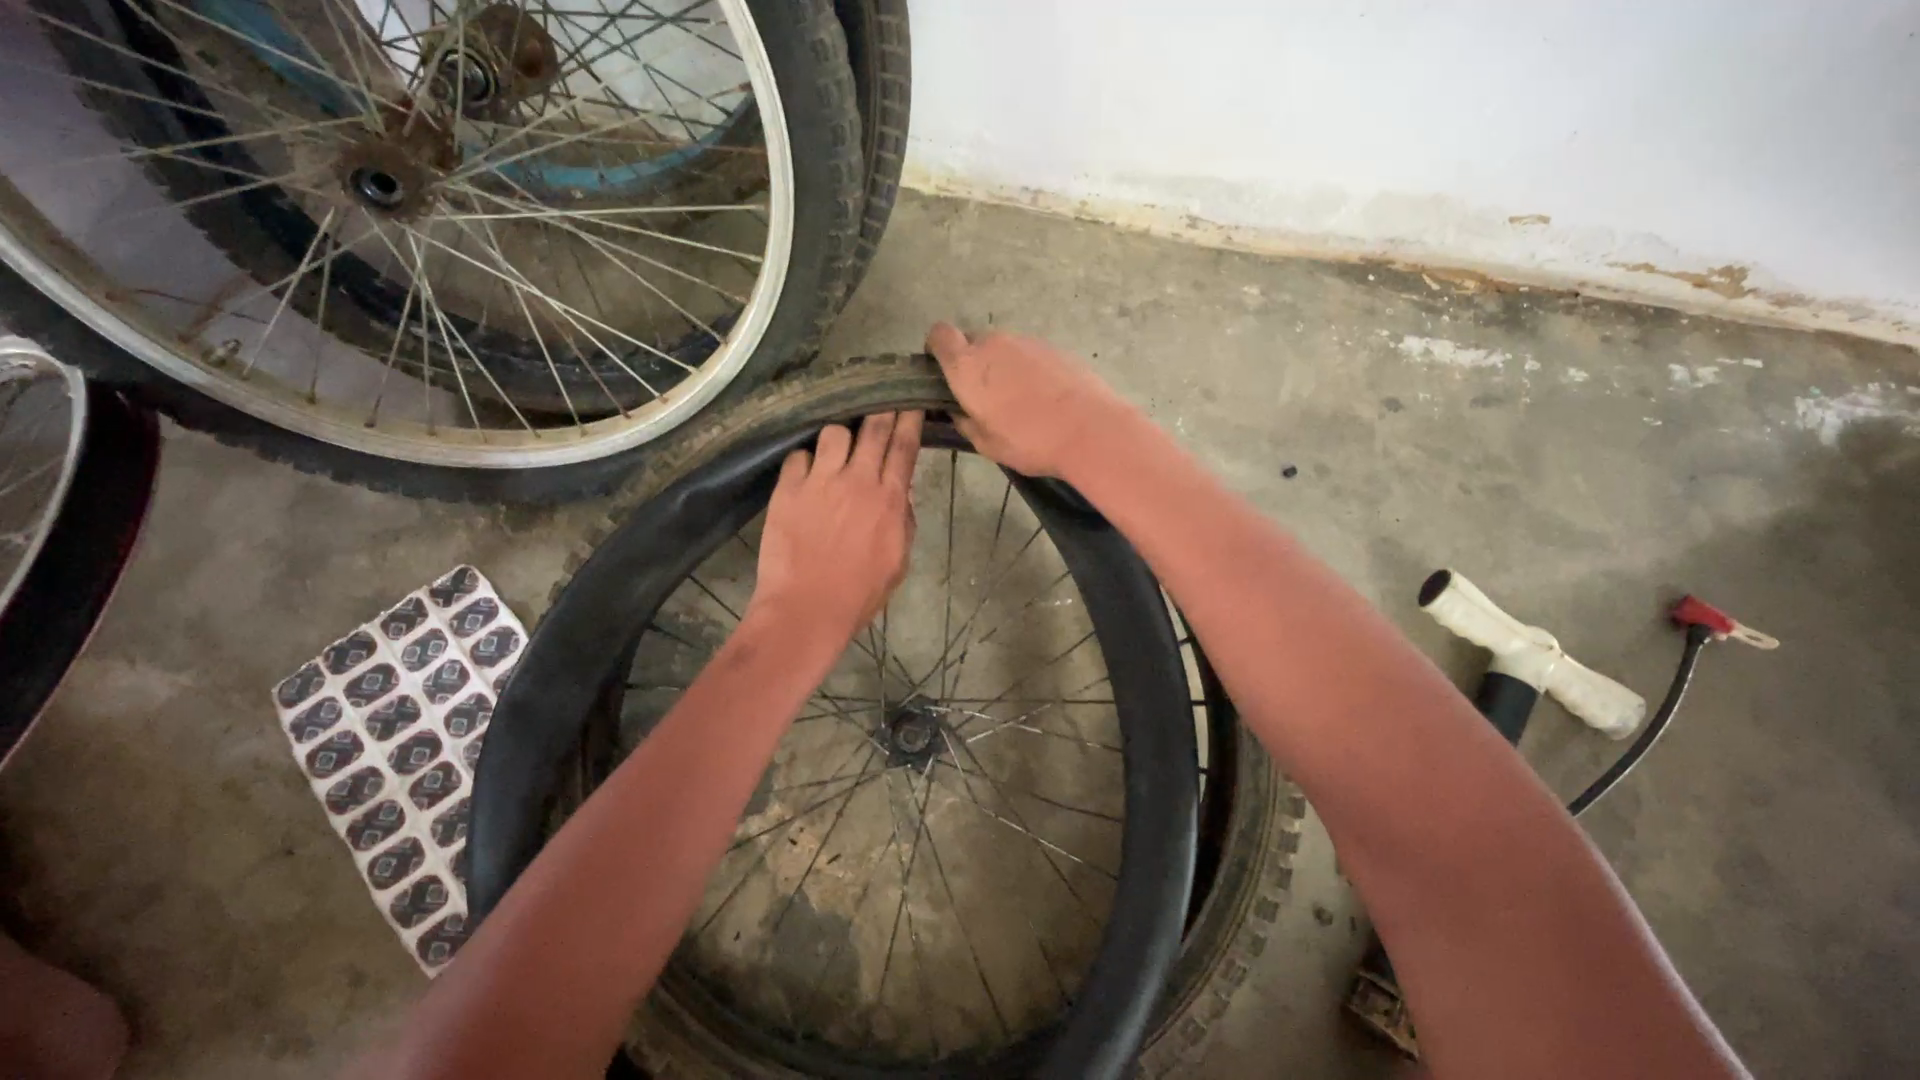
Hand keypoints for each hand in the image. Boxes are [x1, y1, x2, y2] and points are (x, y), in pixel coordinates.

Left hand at [748, 411, 923, 638]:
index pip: (904, 447)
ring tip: (836, 446)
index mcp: (889, 500)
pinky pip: (798, 456)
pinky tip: (806, 473)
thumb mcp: (898, 561)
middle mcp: (857, 480)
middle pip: (873, 428)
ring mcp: (820, 481)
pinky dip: (805, 460)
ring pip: (833, 433)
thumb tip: (901, 493)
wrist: (806, 610)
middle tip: (881, 400)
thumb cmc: (859, 594)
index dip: (910, 419)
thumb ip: (903, 521)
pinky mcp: (788, 489)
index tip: (911, 401)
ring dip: (839, 436)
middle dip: (880, 409)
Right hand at [926, 322, 1138, 477]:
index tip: (943, 370)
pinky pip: (1029, 354)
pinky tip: (1043, 397)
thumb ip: (965, 422)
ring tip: (1019, 401)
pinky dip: (1028, 369)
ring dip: (1002, 367)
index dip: (937, 348)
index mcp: (967, 366)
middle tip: (983, 396)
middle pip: (972, 341)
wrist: (1089, 429)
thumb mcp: (986, 444)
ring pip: (1003, 348)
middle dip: (972, 362)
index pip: (939, 335)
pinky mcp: (1053, 347)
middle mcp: (993, 344)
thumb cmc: (1029, 440)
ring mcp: (1026, 341)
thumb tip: (960, 411)